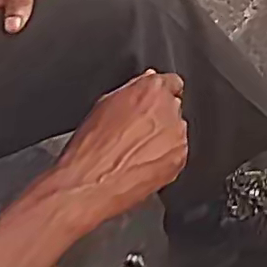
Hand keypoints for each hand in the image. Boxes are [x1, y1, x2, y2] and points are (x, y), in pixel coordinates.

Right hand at [40, 71, 188, 228]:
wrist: (86, 185)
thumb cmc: (88, 148)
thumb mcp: (104, 105)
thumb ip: (133, 88)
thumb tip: (147, 81)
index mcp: (151, 90)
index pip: (172, 83)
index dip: (161, 95)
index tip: (154, 104)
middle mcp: (169, 108)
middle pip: (172, 108)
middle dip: (159, 118)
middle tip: (136, 135)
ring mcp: (177, 132)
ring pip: (175, 130)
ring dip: (162, 138)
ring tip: (134, 154)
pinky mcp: (180, 155)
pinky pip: (176, 152)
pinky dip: (164, 157)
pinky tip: (140, 165)